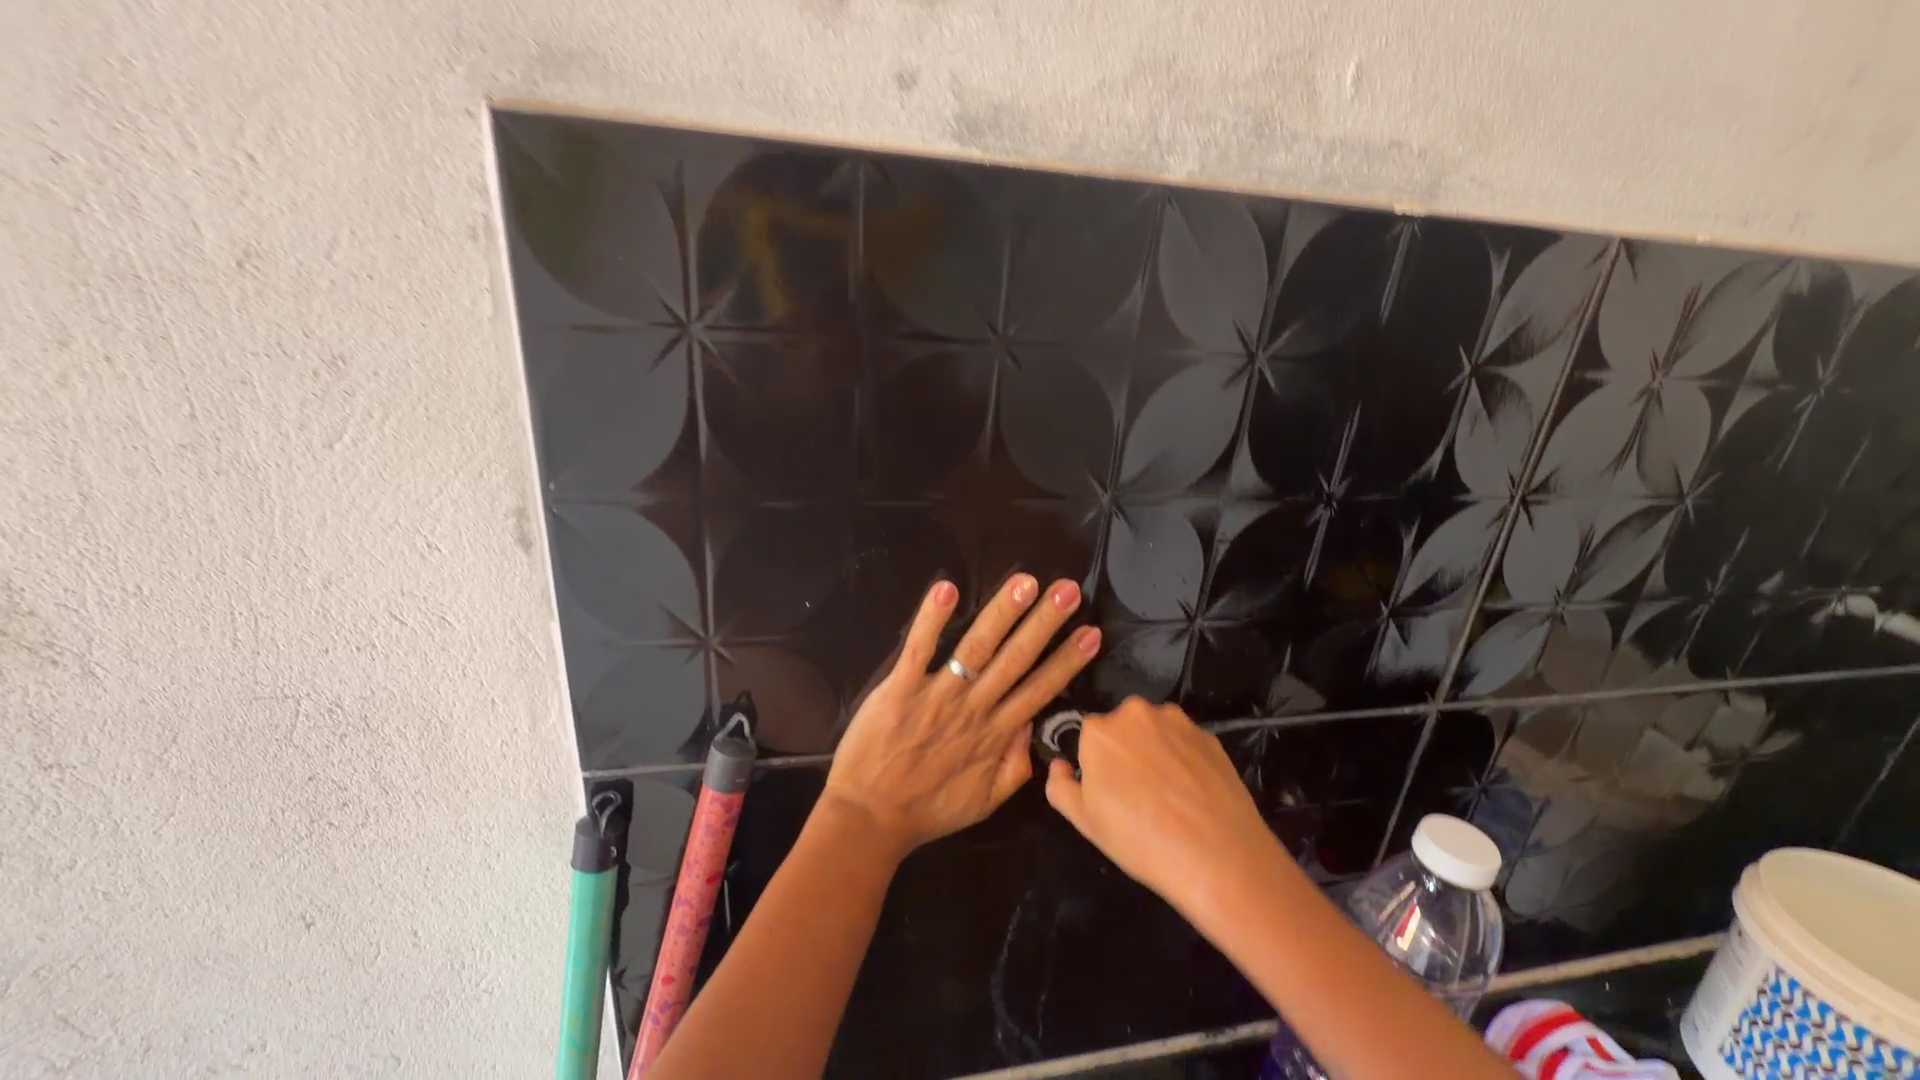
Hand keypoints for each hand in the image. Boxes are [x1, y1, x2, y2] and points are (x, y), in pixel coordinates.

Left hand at [822, 574, 1101, 857]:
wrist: (870, 818)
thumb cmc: (928, 809)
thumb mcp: (986, 802)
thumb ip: (1017, 766)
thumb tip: (1033, 724)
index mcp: (995, 734)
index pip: (1039, 688)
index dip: (1067, 660)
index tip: (1091, 633)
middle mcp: (973, 709)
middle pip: (1015, 659)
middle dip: (1044, 623)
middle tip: (1067, 590)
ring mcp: (937, 697)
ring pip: (976, 648)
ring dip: (1002, 613)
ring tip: (1025, 582)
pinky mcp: (900, 689)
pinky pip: (919, 649)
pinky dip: (931, 619)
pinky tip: (946, 589)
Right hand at [1045, 698, 1283, 915]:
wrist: (1217, 856)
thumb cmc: (1139, 839)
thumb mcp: (1084, 822)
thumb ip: (1059, 787)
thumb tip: (1060, 766)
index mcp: (1099, 731)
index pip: (1088, 738)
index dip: (1096, 766)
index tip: (1108, 793)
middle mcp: (1136, 713)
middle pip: (1122, 729)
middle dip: (1125, 753)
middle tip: (1136, 795)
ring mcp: (1177, 722)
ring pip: (1155, 733)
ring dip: (1155, 753)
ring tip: (1168, 797)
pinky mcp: (1210, 736)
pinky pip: (1186, 744)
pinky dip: (1185, 761)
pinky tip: (1193, 795)